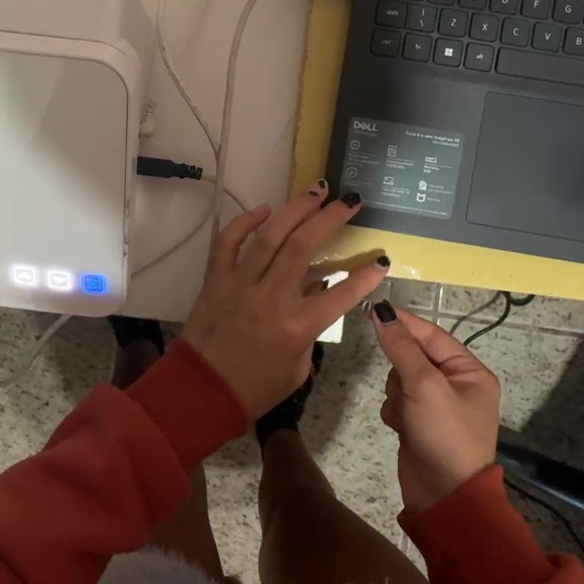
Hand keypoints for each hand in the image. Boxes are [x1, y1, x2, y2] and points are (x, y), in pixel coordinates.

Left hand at [179, 183, 388, 416]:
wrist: (201, 393)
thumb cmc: (255, 389)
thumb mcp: (297, 368)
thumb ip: (312, 330)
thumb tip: (317, 291)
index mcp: (297, 326)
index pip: (341, 294)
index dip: (365, 277)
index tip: (381, 259)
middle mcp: (271, 298)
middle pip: (304, 246)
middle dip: (330, 218)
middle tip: (349, 200)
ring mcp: (240, 285)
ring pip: (270, 236)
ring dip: (295, 208)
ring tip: (316, 189)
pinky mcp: (215, 280)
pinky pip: (228, 242)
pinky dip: (244, 222)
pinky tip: (264, 209)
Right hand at [370, 304, 501, 511]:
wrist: (444, 496)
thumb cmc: (444, 433)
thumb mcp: (423, 384)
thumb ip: (400, 346)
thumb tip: (381, 311)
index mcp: (470, 372)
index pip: (432, 334)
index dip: (404, 322)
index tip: (373, 310)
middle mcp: (456, 385)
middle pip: (413, 356)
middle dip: (402, 371)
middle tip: (405, 387)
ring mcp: (436, 405)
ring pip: (400, 379)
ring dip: (397, 394)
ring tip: (408, 415)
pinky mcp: (419, 423)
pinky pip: (397, 402)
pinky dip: (395, 412)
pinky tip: (403, 428)